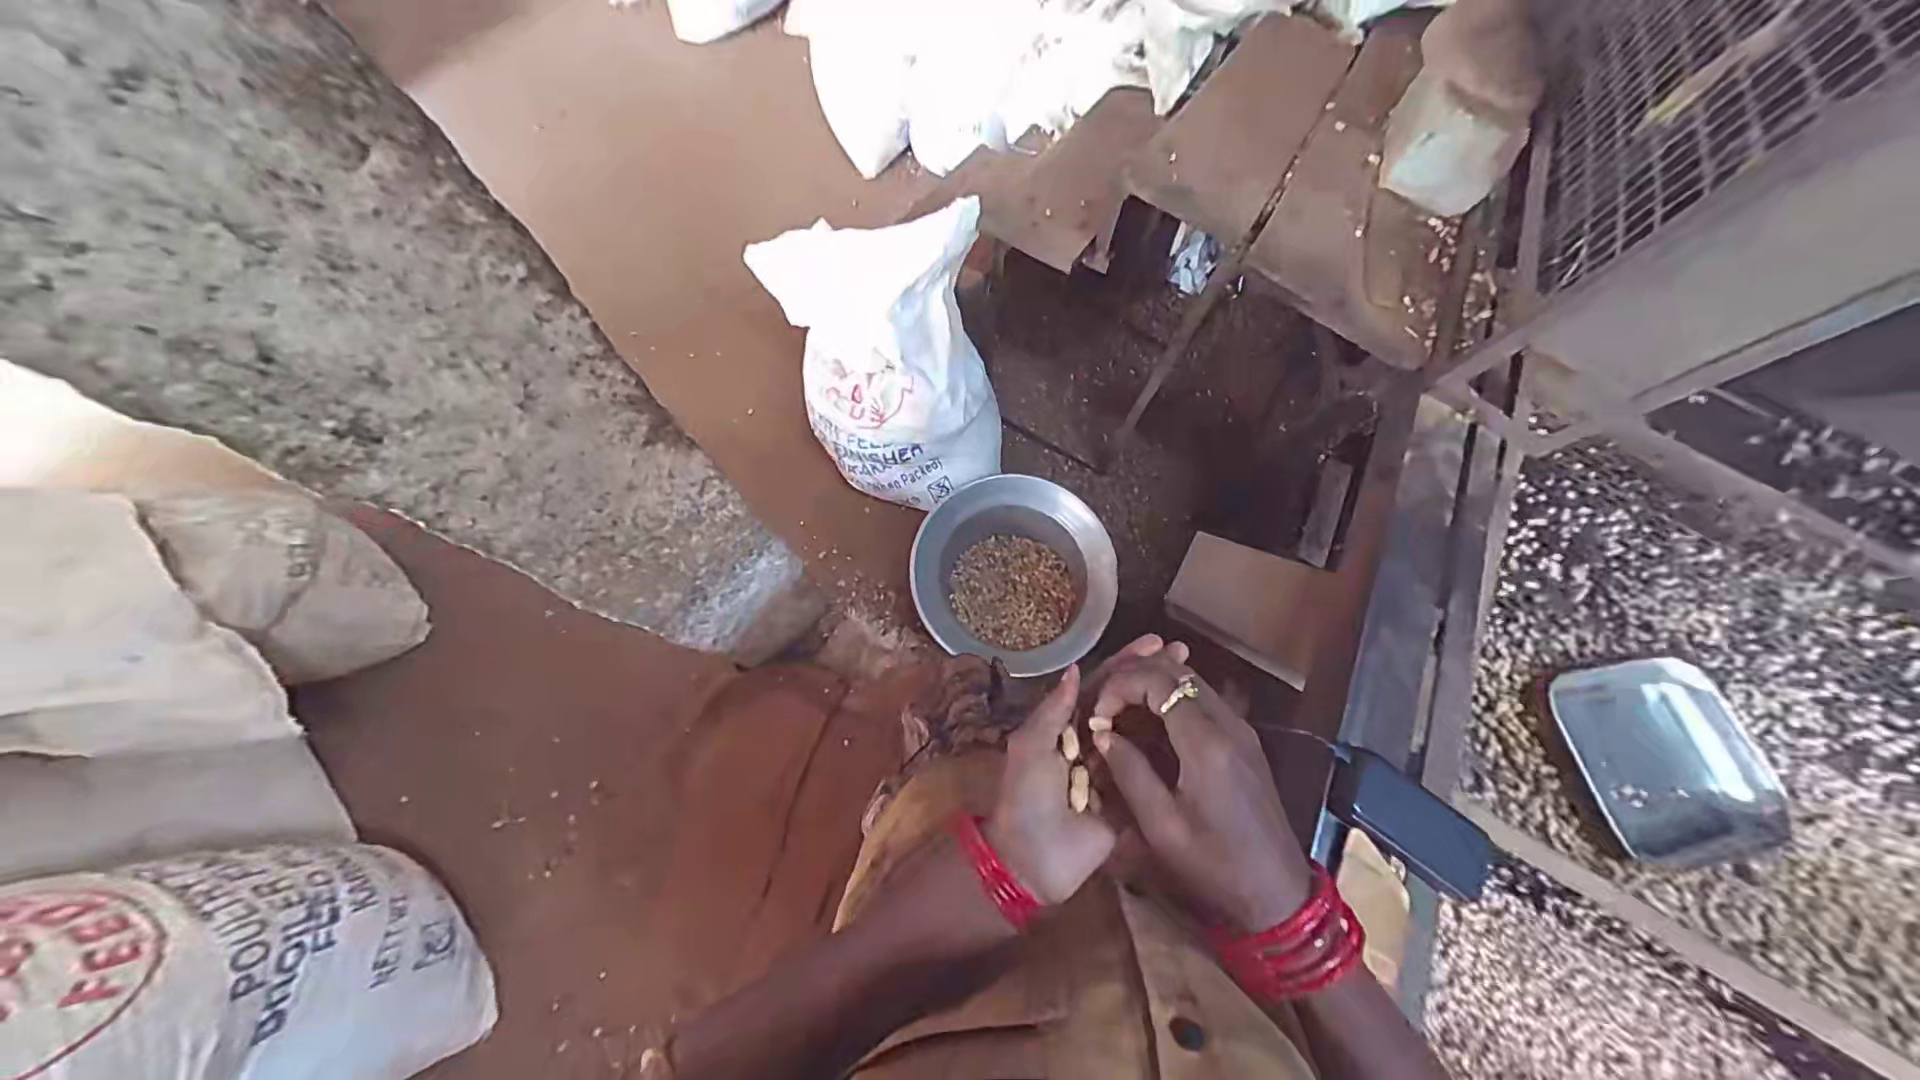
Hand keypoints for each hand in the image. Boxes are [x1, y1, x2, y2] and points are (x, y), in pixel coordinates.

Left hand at [982, 634, 1178, 905]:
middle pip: (1126, 702)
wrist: (1031, 860)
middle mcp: (1091, 741)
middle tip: (1183, 654)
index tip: (1155, 642)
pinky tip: (1193, 732)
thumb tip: (1075, 668)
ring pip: (1140, 731)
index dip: (1125, 663)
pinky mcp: (1127, 798)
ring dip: (1163, 707)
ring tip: (1194, 683)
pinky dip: (1168, 751)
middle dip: (1151, 678)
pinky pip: (1148, 770)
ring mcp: (1111, 769)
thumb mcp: (1029, 747)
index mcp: (1065, 726)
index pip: (1099, 685)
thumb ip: (1052, 710)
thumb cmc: (1024, 797)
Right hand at [1087, 651, 1313, 932]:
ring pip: (1189, 679)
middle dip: (1131, 678)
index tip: (1098, 717)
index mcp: (1206, 742)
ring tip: (1119, 712)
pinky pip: (1201, 698)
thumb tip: (1102, 734)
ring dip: (1150, 684)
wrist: (1279, 893)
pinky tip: (1148, 723)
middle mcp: (1227, 723)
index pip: (1157, 680)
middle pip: (1174, 670)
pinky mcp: (1243, 739)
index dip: (1119, 687)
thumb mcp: (1161, 826)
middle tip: (1104, 708)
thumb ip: (1129, 771)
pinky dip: (1169, 697)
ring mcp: (1240, 728)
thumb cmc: (1215, 865)